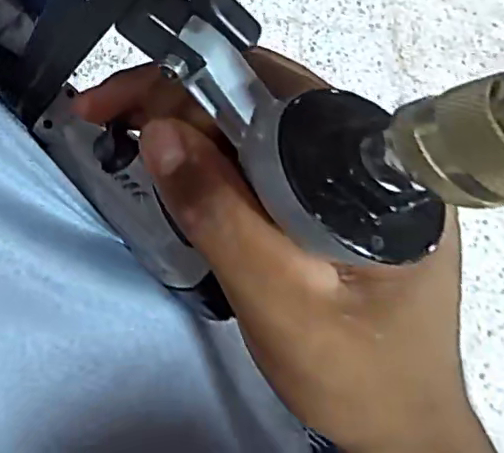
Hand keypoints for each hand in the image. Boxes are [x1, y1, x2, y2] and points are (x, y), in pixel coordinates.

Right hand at [75, 50, 493, 452]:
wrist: (399, 431)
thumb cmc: (354, 377)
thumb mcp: (280, 301)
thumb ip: (220, 216)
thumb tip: (157, 132)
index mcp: (370, 166)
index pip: (268, 91)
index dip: (187, 85)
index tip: (123, 103)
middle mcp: (358, 150)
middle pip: (249, 94)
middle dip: (169, 98)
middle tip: (104, 116)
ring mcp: (339, 169)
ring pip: (243, 116)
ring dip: (178, 120)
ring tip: (122, 133)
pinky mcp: (317, 188)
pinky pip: (248, 148)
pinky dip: (200, 149)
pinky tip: (170, 164)